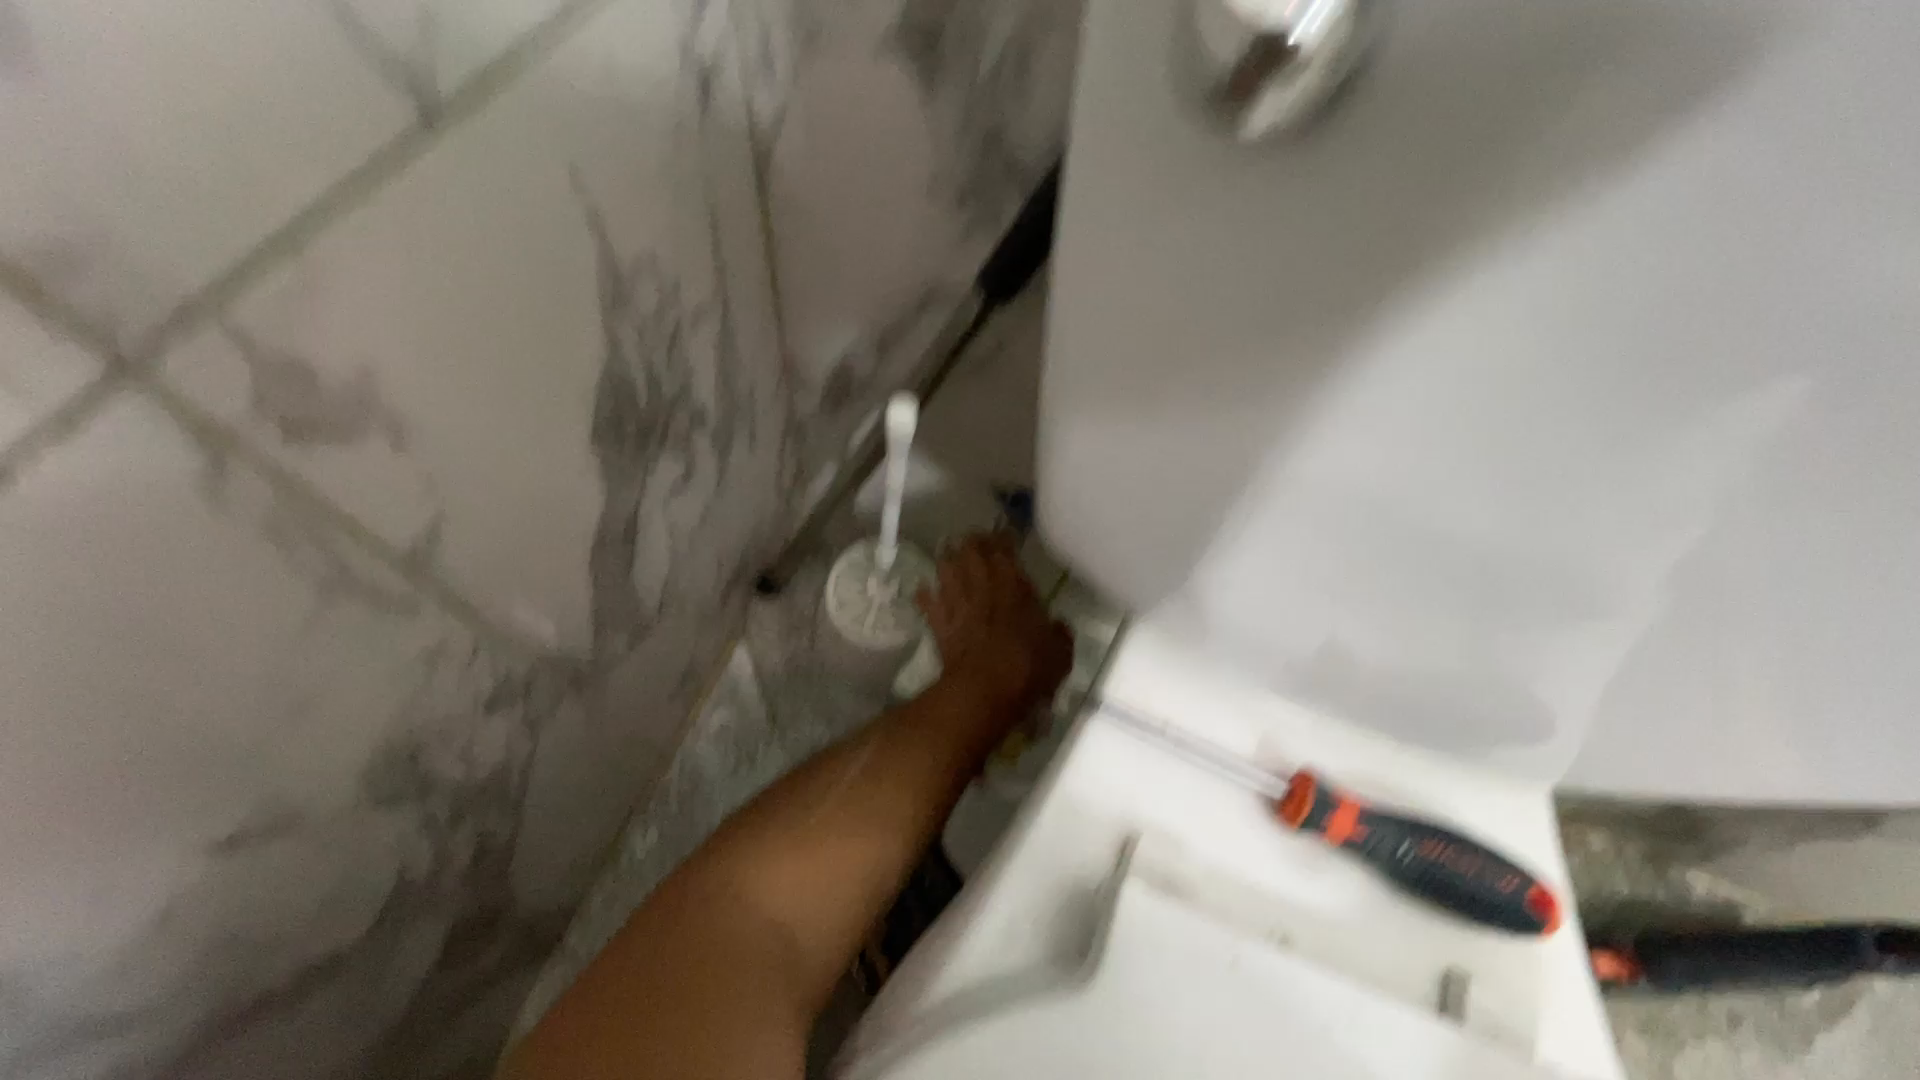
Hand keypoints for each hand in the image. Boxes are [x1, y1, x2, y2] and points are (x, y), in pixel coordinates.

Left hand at [915, 533, 1073, 721]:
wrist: (985, 690)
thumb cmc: (1028, 669)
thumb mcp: (1060, 654)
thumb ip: (1059, 634)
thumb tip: (1057, 626)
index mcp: (1015, 587)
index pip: (1006, 551)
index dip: (1003, 540)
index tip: (1004, 535)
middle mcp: (983, 587)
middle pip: (971, 552)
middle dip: (972, 543)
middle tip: (975, 540)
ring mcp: (957, 604)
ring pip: (945, 568)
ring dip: (947, 560)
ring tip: (949, 556)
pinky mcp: (939, 623)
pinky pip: (926, 600)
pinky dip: (925, 592)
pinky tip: (925, 589)